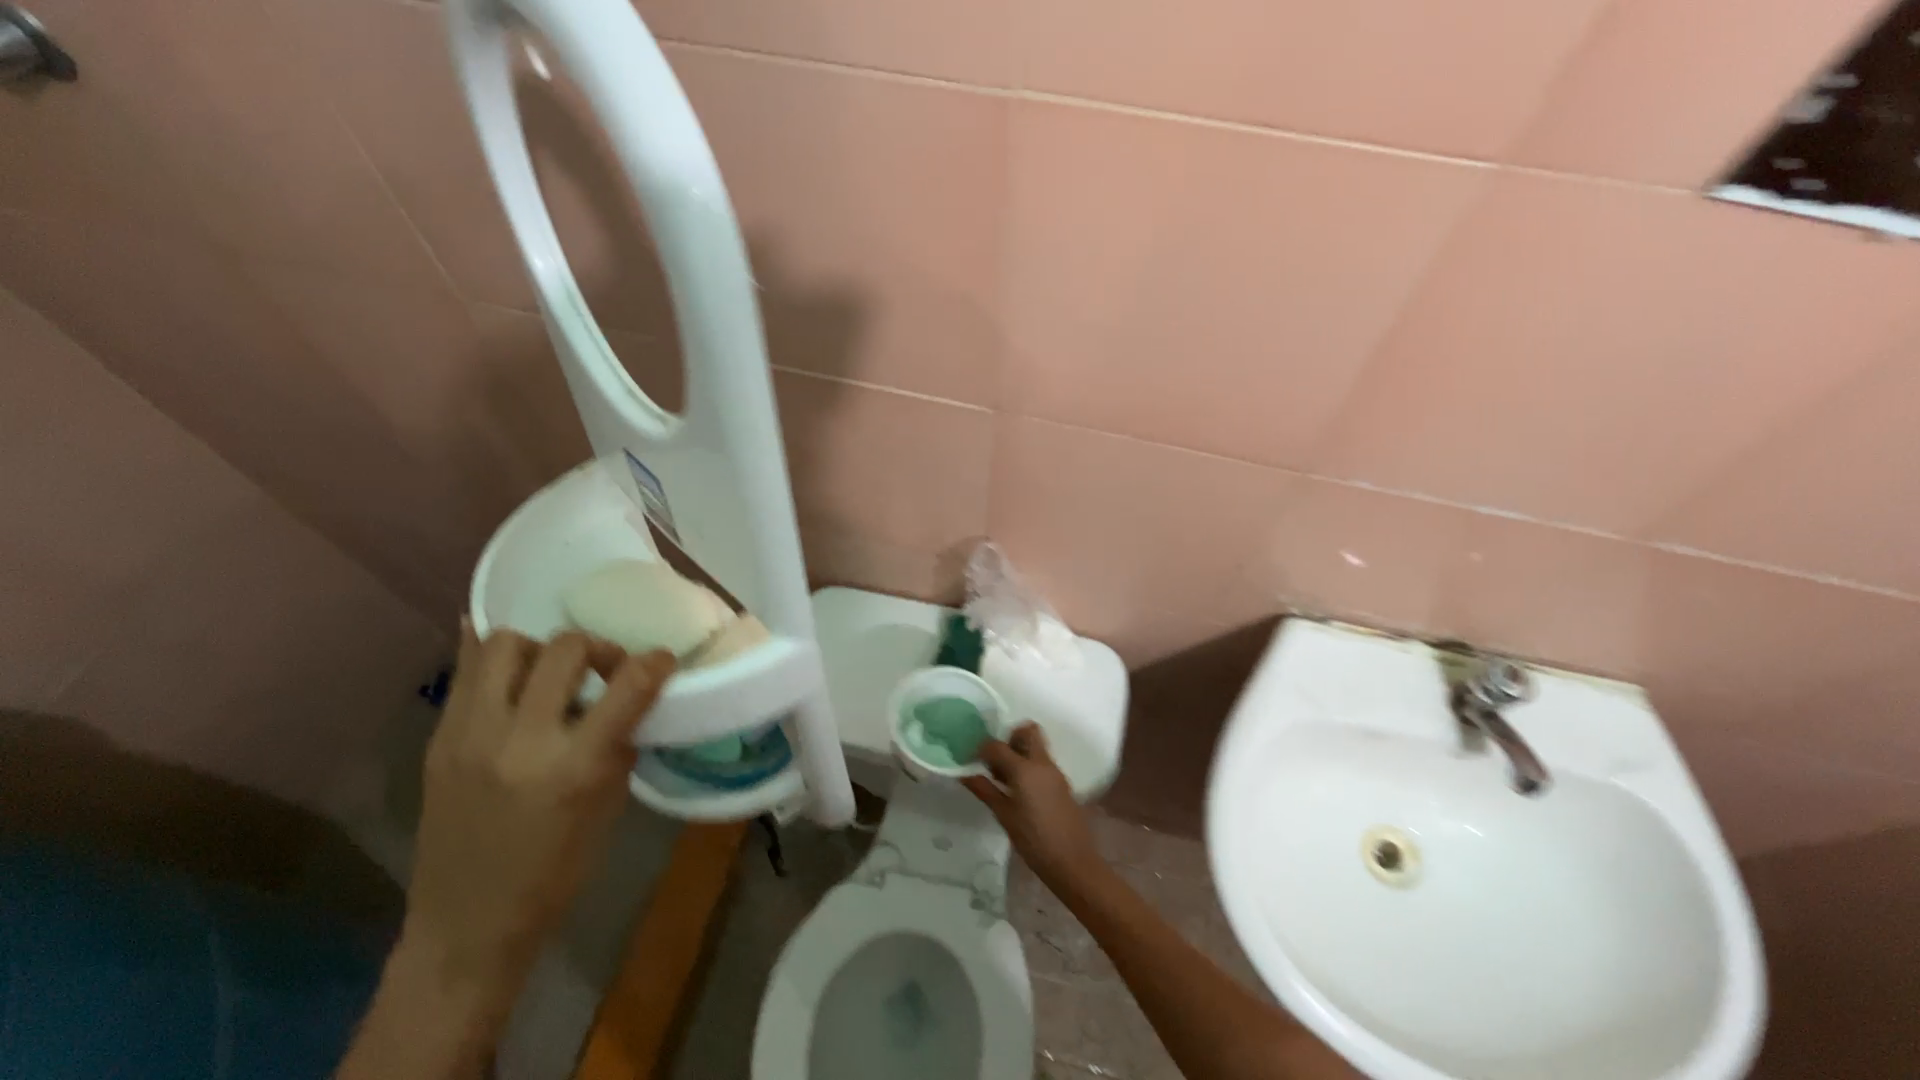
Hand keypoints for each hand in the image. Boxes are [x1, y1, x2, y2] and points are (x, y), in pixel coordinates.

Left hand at [400, 624, 674, 1015]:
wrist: (467, 924)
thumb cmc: (552, 877)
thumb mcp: (604, 813)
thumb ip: (615, 750)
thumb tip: (629, 704)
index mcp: (573, 769)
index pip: (626, 688)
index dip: (653, 663)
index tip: (661, 659)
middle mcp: (521, 741)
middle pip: (564, 649)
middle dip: (596, 648)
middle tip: (603, 668)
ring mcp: (471, 735)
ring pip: (506, 644)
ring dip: (540, 648)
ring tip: (549, 673)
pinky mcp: (439, 738)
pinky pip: (464, 671)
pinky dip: (493, 657)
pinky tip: (512, 663)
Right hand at [962, 723, 1101, 885]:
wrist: (1072, 861)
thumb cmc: (1033, 840)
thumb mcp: (1004, 815)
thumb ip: (985, 790)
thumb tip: (965, 774)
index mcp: (1025, 769)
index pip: (997, 746)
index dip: (980, 749)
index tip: (969, 759)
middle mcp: (1043, 763)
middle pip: (1027, 731)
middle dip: (1008, 738)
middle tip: (994, 761)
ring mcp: (1055, 772)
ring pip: (1036, 746)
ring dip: (1019, 752)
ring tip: (1002, 778)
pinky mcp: (1062, 783)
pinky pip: (1043, 762)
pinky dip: (1028, 765)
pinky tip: (1017, 790)